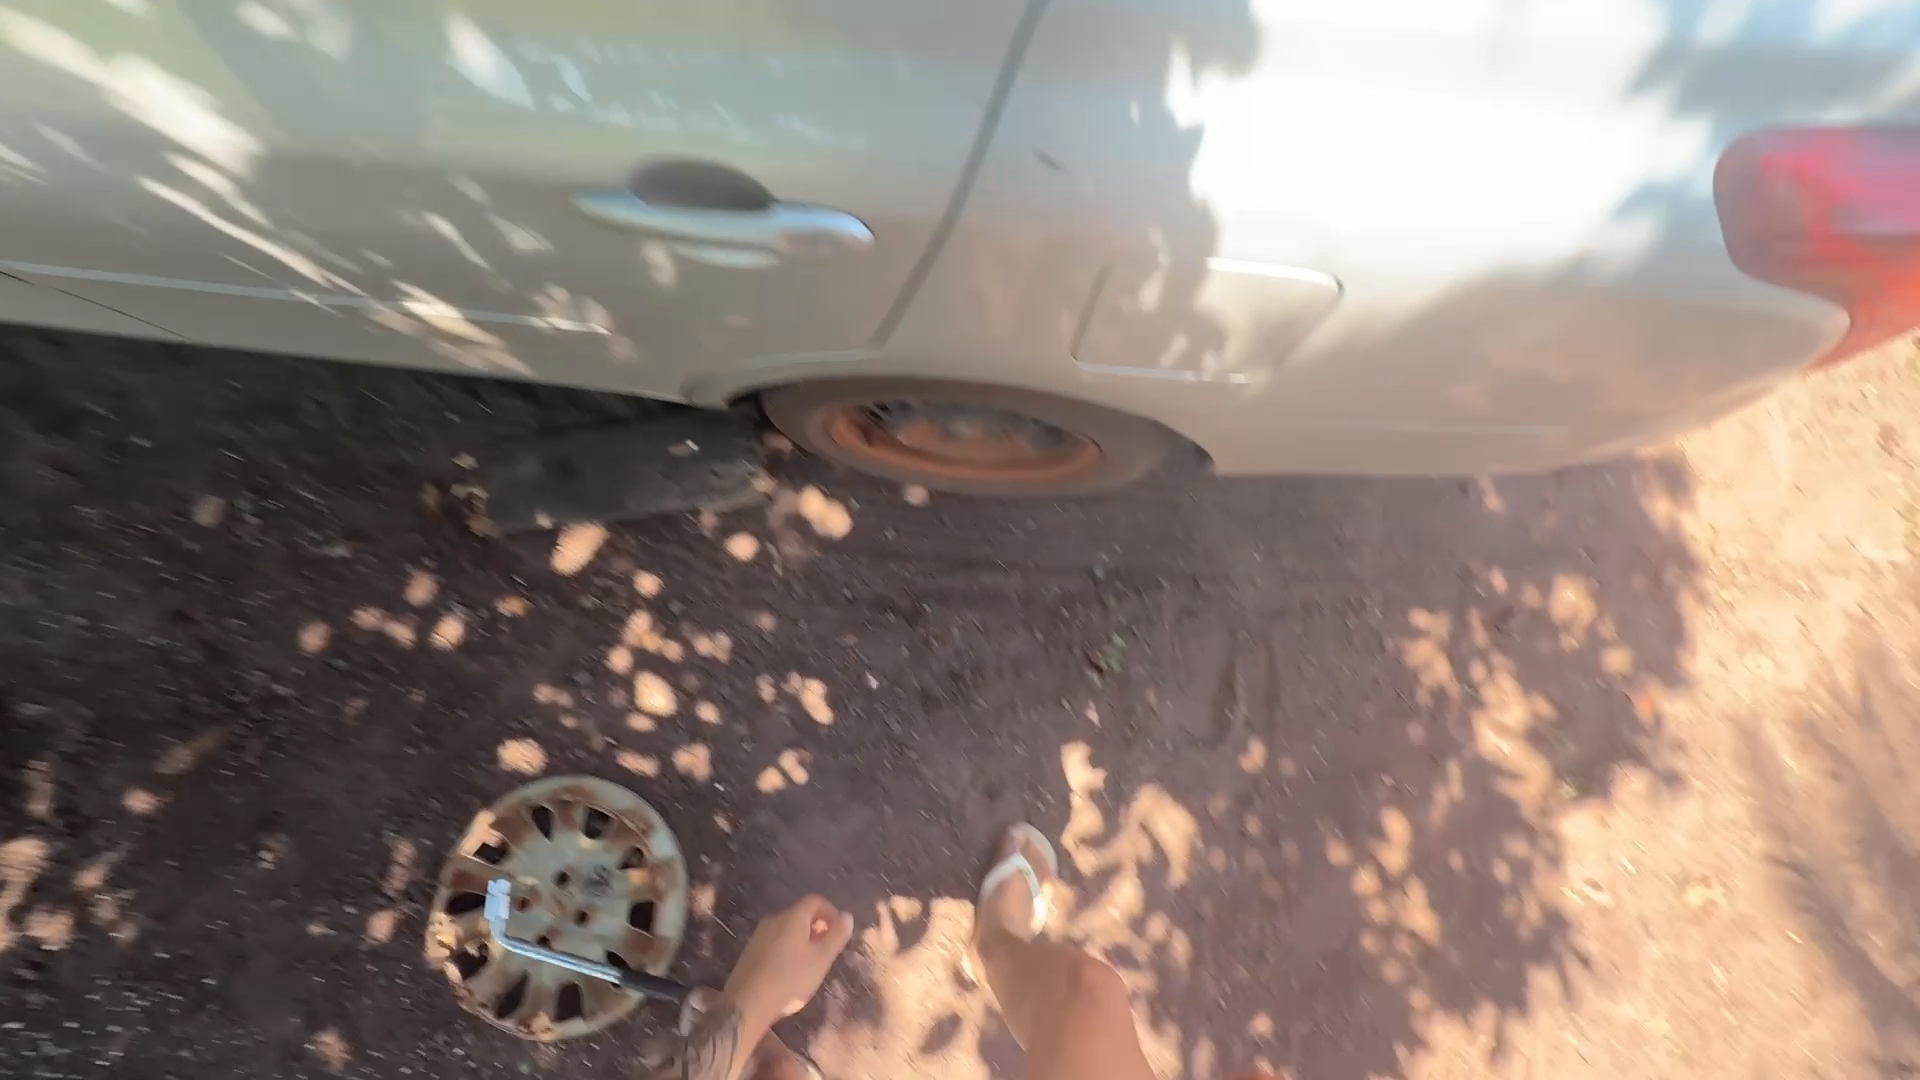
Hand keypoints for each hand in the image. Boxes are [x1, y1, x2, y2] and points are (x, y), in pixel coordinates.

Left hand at [720, 895, 855, 1031]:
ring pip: (786, 930)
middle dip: (816, 927)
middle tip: (826, 949)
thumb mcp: (821, 959)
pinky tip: (788, 973)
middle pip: (800, 915)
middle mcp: (774, 919)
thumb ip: (836, 936)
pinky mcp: (749, 953)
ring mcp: (758, 936)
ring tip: (809, 963)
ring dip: (801, 940)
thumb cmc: (790, 979)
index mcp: (793, 916)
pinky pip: (774, 943)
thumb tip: (847, 915)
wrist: (746, 1005)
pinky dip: (786, 950)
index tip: (838, 930)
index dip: (830, 911)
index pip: (815, 900)